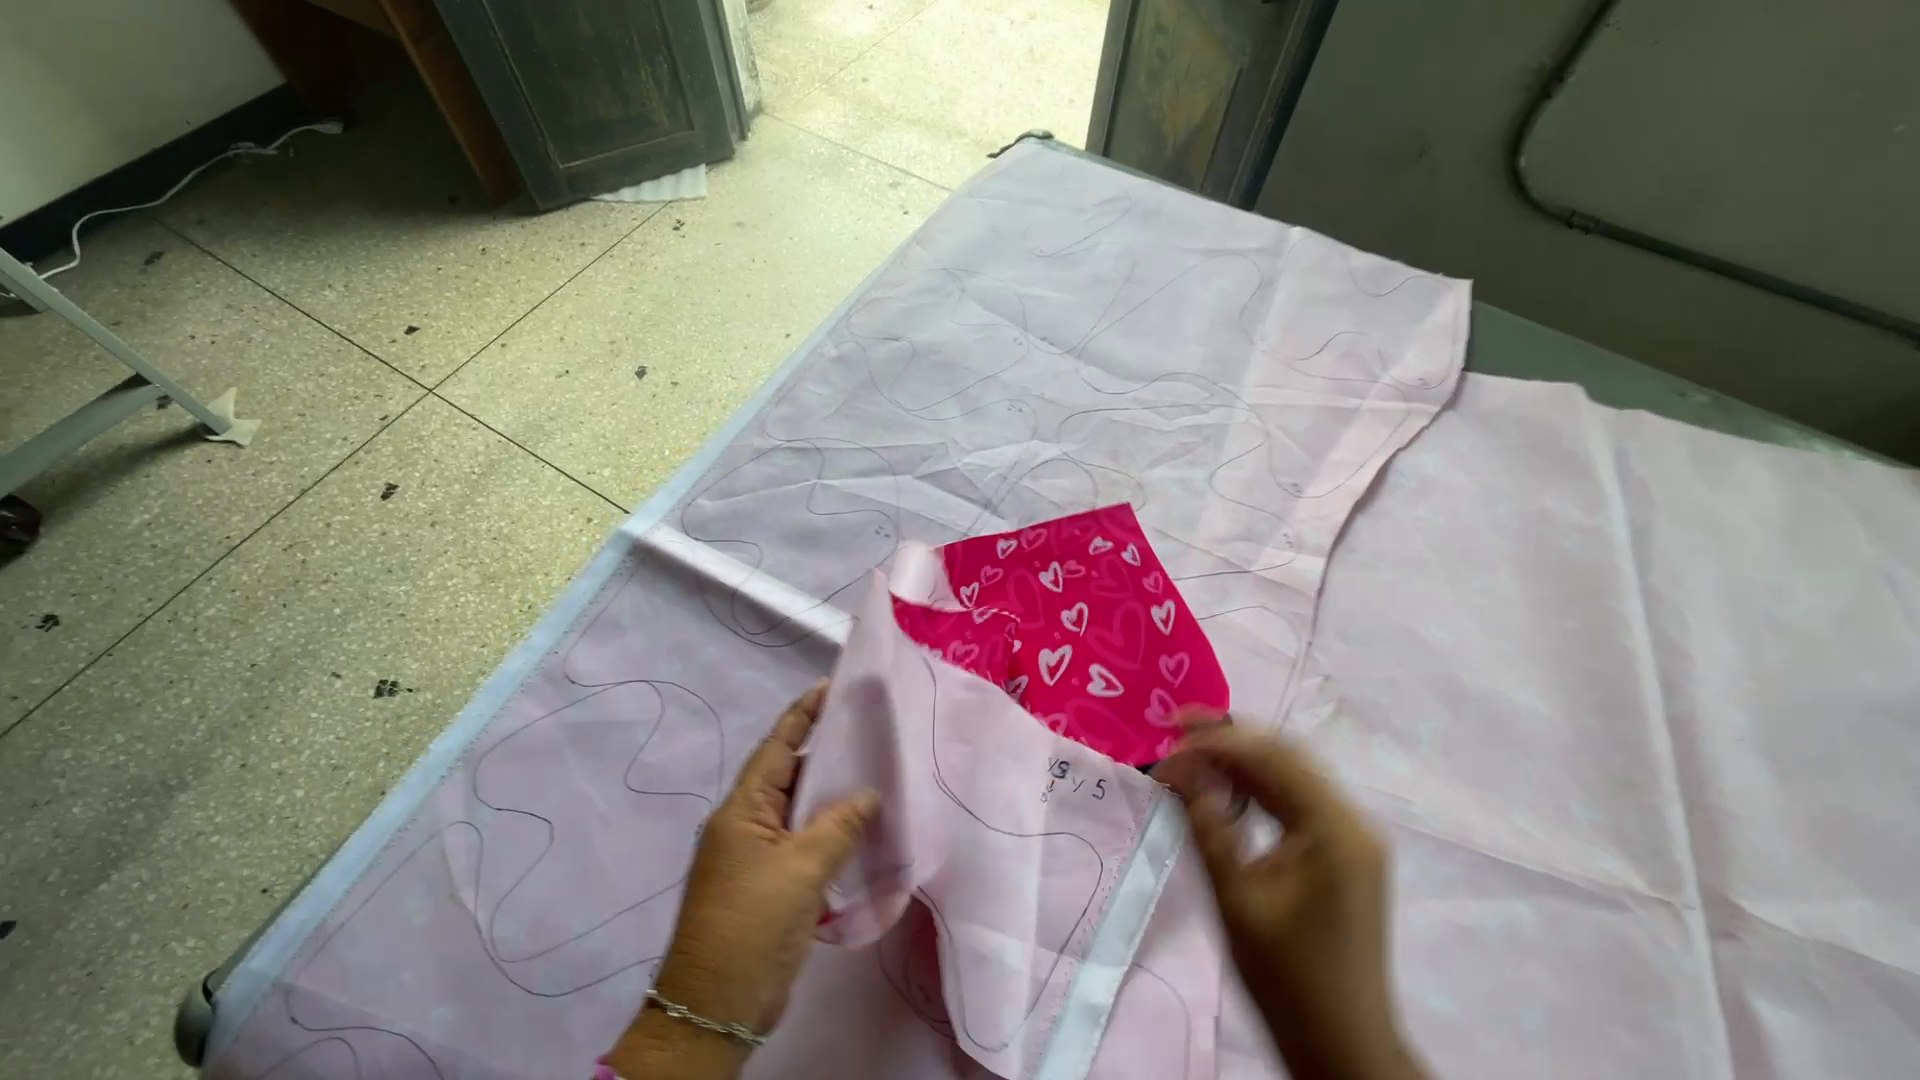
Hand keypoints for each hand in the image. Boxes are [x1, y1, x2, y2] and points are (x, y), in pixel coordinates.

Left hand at [608, 683, 877, 1077]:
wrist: (717, 1004)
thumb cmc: (753, 923)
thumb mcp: (801, 870)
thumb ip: (838, 826)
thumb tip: (866, 794)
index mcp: (742, 810)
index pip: (776, 748)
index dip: (801, 716)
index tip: (829, 688)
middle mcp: (745, 826)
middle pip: (789, 778)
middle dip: (825, 757)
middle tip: (870, 736)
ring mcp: (755, 858)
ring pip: (799, 814)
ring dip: (831, 801)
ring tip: (875, 779)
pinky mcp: (769, 888)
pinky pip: (803, 846)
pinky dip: (830, 836)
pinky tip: (861, 835)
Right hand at [1160, 721, 1425, 1079]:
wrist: (1342, 1046)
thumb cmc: (1287, 980)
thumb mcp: (1237, 899)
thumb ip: (1208, 824)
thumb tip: (1177, 766)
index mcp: (1336, 831)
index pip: (1273, 759)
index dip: (1218, 738)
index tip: (1166, 732)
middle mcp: (1354, 823)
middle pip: (1287, 758)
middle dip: (1229, 739)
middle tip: (1173, 731)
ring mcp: (1354, 838)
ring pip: (1292, 777)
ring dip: (1241, 762)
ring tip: (1188, 756)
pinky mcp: (1345, 854)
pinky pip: (1299, 804)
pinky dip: (1259, 791)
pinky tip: (1223, 790)